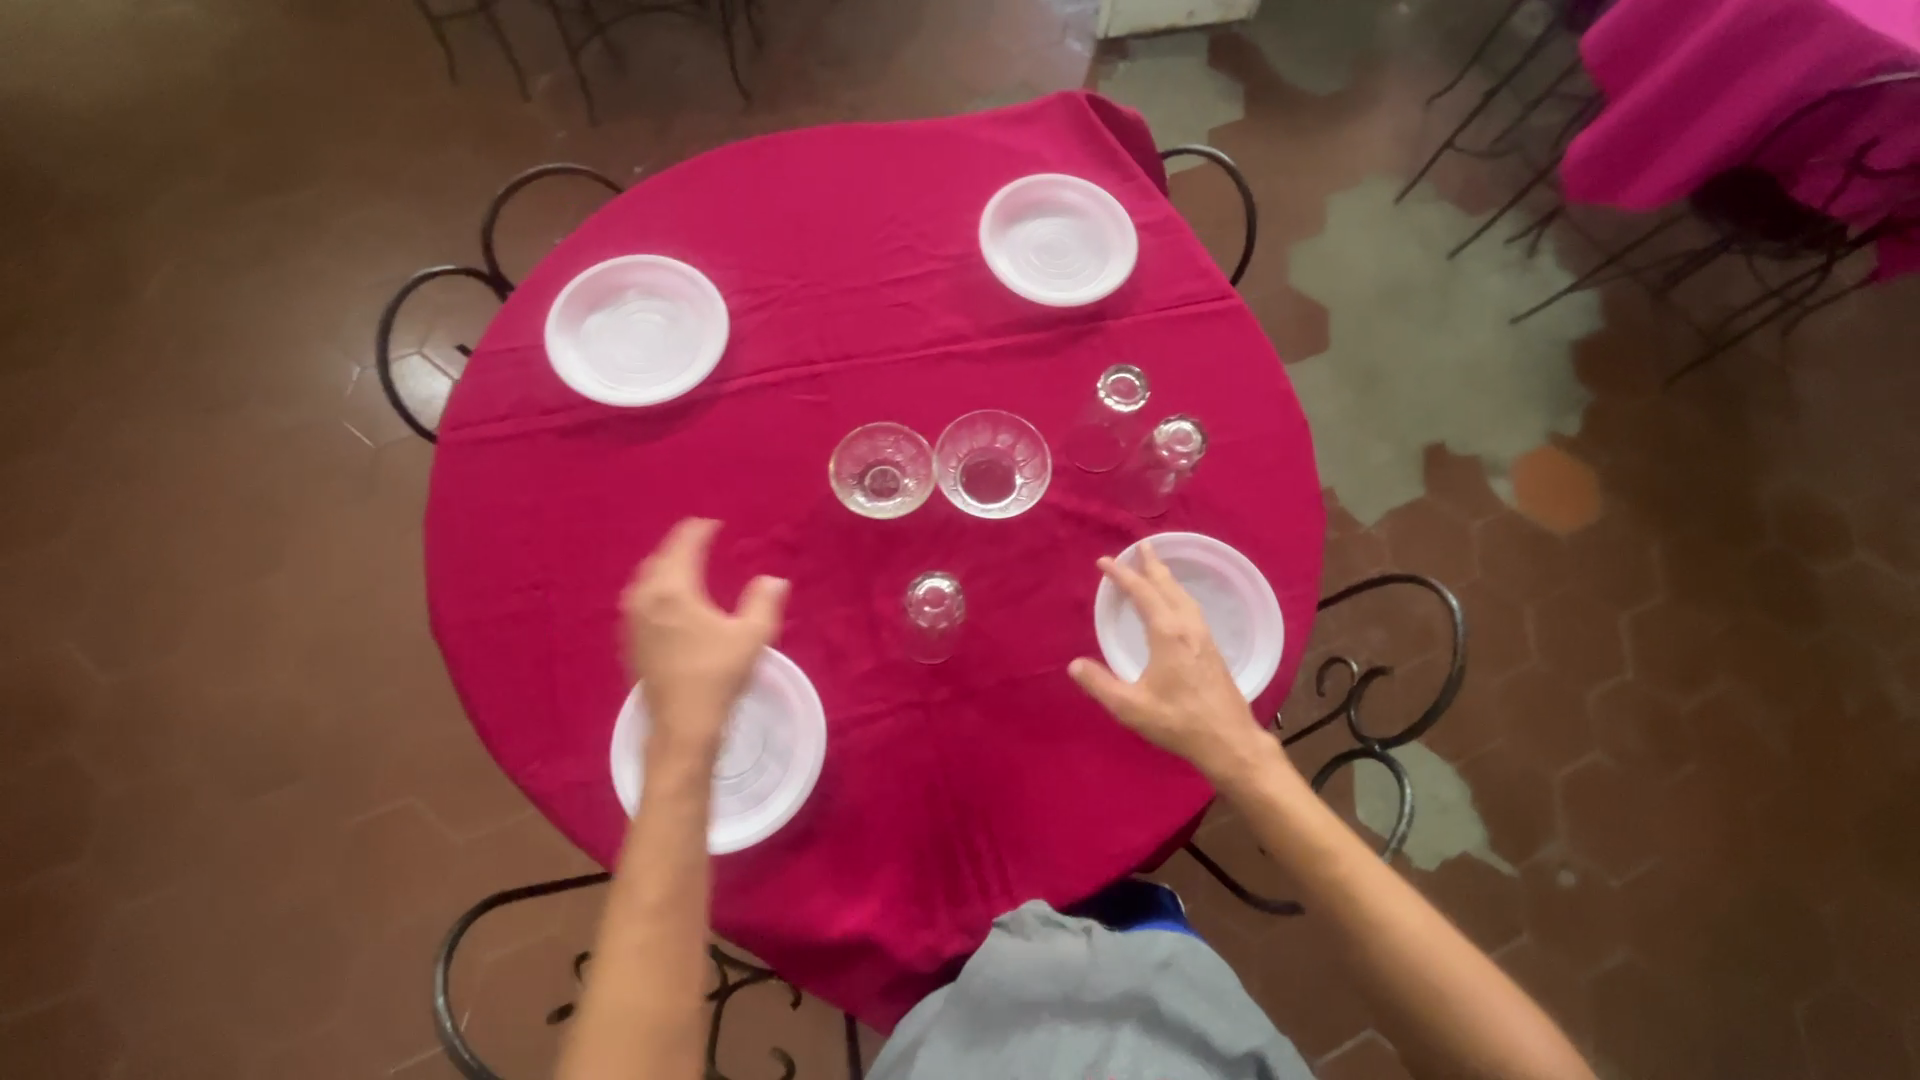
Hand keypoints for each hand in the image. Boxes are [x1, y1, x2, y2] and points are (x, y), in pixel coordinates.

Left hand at [622, 519, 788, 756]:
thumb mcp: (752, 636)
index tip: (714, 524)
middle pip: (660, 558)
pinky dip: (655, 587)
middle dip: (679, 545)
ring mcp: (633, 621)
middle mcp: (646, 598)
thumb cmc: (717, 676)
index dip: (700, 531)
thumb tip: (774, 580)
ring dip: (665, 565)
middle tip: (700, 539)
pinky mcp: (630, 641)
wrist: (682, 725)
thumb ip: (764, 602)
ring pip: (645, 578)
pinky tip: (667, 598)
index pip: (684, 546)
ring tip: (684, 564)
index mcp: (674, 590)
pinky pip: (639, 599)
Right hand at [1068, 541, 1281, 784]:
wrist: (1228, 740)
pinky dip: (1178, 595)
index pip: (1142, 593)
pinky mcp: (1212, 650)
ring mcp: (1204, 637)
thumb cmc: (1177, 721)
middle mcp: (1187, 627)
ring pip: (1184, 597)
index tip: (1104, 562)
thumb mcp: (1130, 707)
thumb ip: (1099, 684)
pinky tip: (1176, 605)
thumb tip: (1074, 665)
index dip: (1122, 575)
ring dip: (1167, 579)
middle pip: (1168, 587)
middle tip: (1140, 546)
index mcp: (1167, 634)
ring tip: (1156, 569)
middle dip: (1152, 565)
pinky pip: (1191, 609)